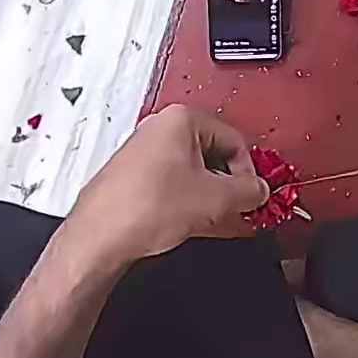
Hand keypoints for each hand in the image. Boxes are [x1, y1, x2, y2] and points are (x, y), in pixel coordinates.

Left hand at [63, 105, 270, 262]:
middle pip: (213, 152)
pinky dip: (186, 196)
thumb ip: (248, 191)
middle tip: (235, 206)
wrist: (98, 237)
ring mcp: (143, 148)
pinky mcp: (132, 171)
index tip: (251, 194)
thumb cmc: (147, 208)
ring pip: (192, 167)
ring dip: (208, 191)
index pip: (234, 141)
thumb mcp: (216, 200)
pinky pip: (171, 178)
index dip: (248, 171)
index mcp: (182, 119)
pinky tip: (189, 219)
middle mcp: (160, 127)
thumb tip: (259, 190)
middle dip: (227, 182)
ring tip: (212, 217)